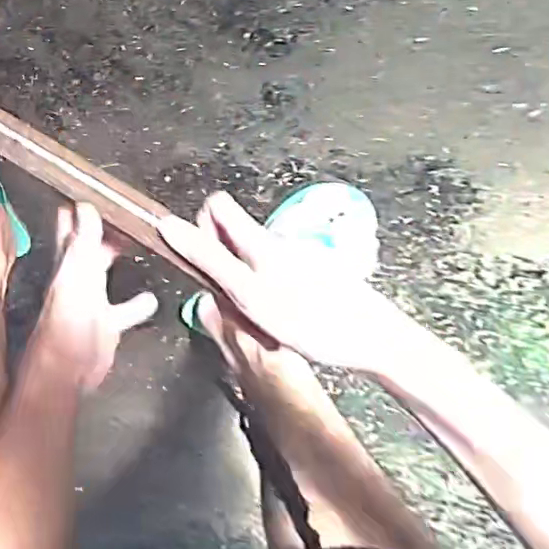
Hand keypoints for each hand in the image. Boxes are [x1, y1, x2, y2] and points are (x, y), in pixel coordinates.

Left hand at [31, 203, 159, 390]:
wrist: (68, 365)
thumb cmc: (68, 319)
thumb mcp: (78, 272)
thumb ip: (84, 240)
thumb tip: (85, 205)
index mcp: (68, 259)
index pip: (71, 223)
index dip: (80, 206)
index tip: (95, 189)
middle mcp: (78, 275)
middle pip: (91, 244)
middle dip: (104, 228)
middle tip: (124, 213)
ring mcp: (92, 298)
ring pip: (106, 271)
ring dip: (120, 258)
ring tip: (139, 244)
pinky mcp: (107, 322)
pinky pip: (126, 309)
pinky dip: (139, 302)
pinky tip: (152, 299)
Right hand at [158, 191, 420, 374]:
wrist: (381, 343)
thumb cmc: (310, 318)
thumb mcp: (247, 291)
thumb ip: (206, 257)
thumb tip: (166, 224)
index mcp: (257, 239)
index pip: (216, 204)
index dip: (202, 224)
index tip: (207, 259)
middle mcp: (276, 240)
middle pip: (233, 230)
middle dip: (221, 256)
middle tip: (232, 293)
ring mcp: (298, 256)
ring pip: (254, 253)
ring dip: (245, 276)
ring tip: (258, 312)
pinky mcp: (317, 274)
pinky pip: (276, 270)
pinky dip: (269, 288)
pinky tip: (284, 317)